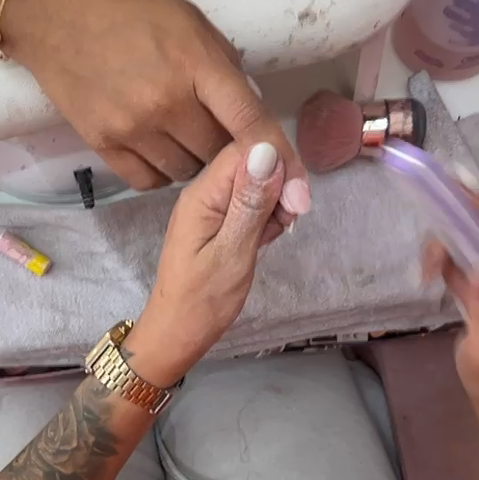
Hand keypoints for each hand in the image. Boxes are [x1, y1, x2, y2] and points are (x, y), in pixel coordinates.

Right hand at [7, 0, 310, 222]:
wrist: (51, 13)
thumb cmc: (124, 6)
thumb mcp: (187, 19)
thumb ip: (221, 66)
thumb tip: (247, 110)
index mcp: (196, 63)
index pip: (250, 121)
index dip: (280, 158)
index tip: (300, 191)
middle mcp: (167, 102)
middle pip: (219, 156)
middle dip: (227, 150)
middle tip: (214, 129)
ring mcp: (133, 128)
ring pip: (186, 172)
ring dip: (194, 161)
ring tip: (178, 132)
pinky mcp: (103, 144)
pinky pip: (150, 182)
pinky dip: (162, 172)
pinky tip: (156, 148)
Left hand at [121, 141, 285, 386]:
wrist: (180, 331)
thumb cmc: (203, 301)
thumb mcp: (232, 253)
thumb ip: (250, 202)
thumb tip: (266, 149)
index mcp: (202, 194)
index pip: (247, 148)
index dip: (281, 164)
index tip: (298, 200)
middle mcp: (205, 192)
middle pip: (255, 161)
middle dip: (282, 185)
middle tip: (288, 223)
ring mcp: (212, 206)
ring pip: (259, 183)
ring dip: (278, 204)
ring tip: (273, 237)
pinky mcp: (221, 221)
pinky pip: (253, 204)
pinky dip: (268, 218)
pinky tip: (266, 240)